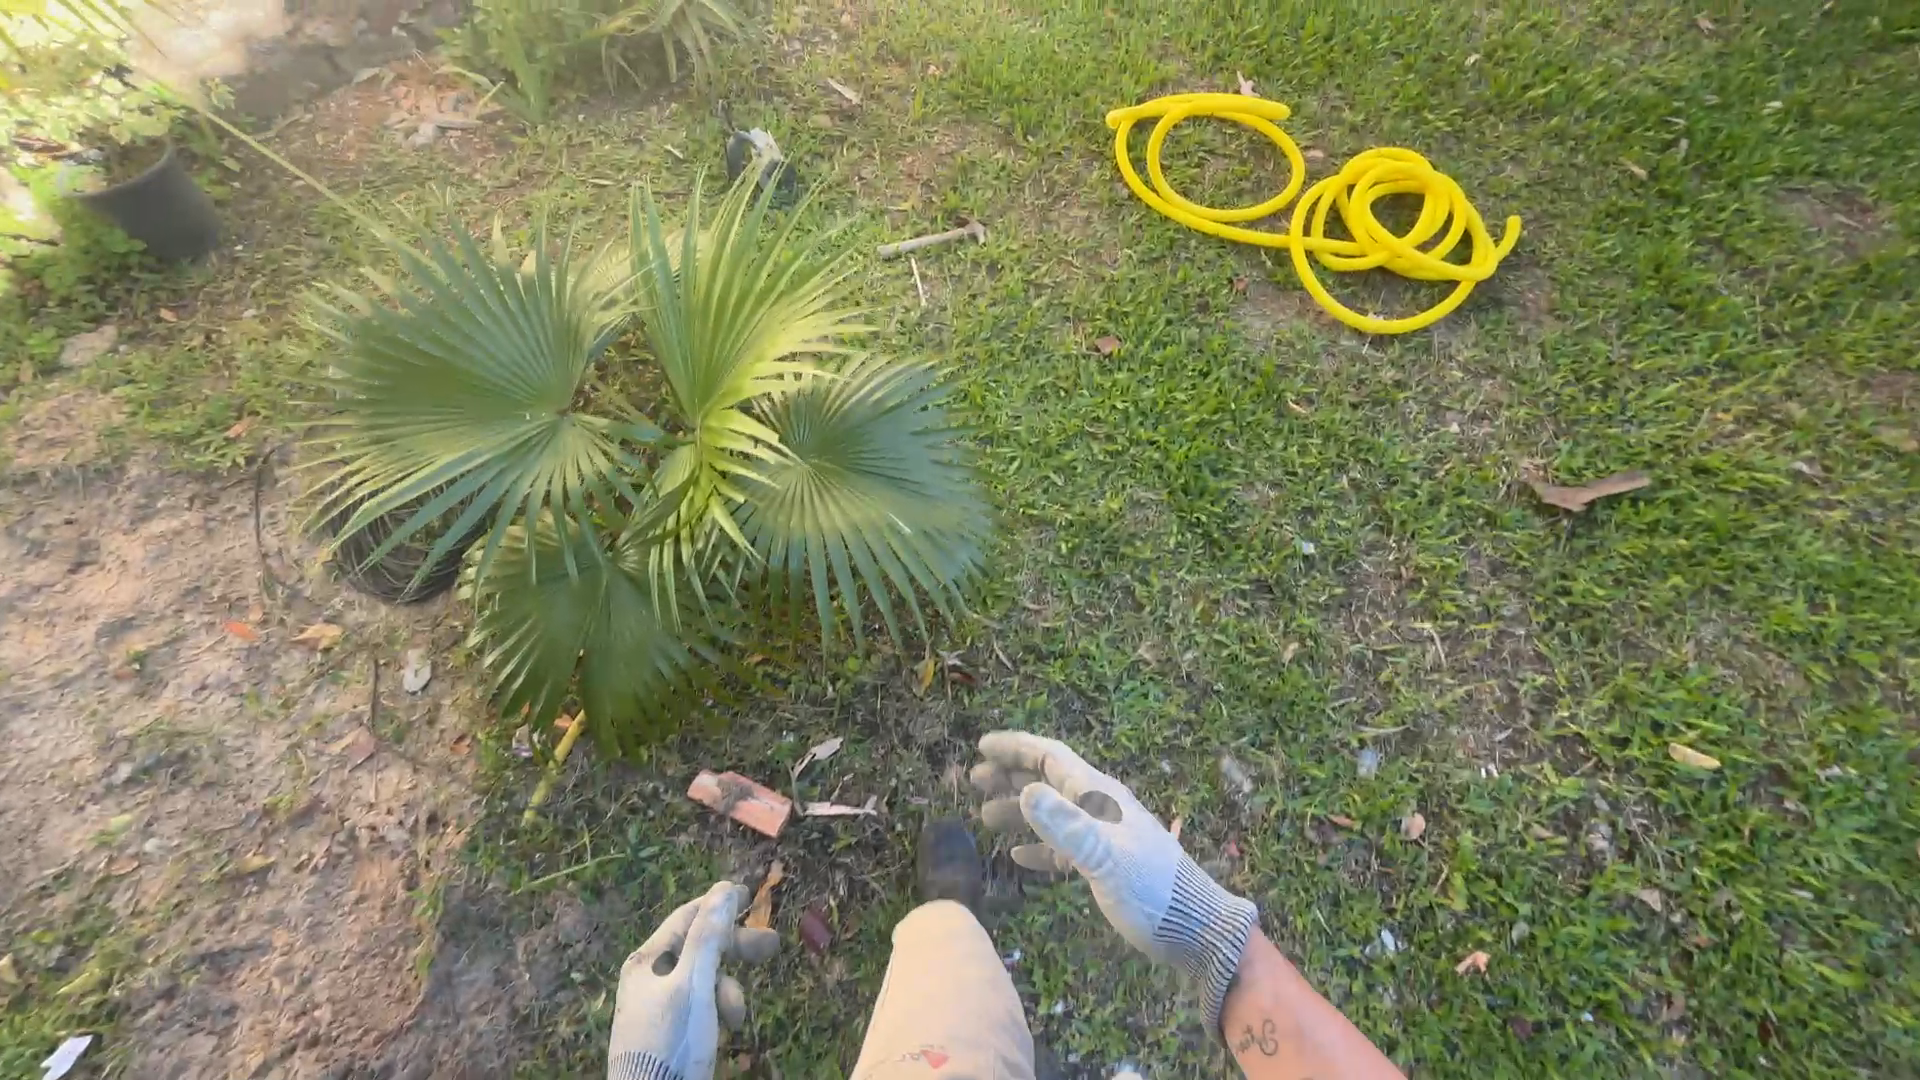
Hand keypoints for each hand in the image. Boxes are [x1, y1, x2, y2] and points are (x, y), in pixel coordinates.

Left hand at [608, 880, 779, 1079]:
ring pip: (705, 978)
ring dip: (728, 989)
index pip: (687, 916)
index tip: (751, 896)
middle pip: (700, 947)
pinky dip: (718, 1010)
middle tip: (772, 946)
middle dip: (736, 947)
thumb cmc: (672, 1039)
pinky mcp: (672, 1030)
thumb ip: (709, 936)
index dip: (719, 903)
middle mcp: (650, 977)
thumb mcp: (694, 983)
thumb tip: (723, 889)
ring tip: (737, 1014)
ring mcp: (660, 1005)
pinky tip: (727, 1028)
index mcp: (648, 960)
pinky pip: (701, 1005)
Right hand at [971, 731, 1257, 1035]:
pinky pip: (1063, 845)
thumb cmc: (1151, 890)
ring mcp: (1102, 835)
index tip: (982, 745)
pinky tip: (1018, 856)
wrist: (1196, 929)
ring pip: (1053, 811)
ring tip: (985, 815)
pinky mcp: (1105, 864)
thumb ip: (1066, 825)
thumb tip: (1026, 791)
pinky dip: (1039, 845)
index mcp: (1099, 794)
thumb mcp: (1104, 857)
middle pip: (1048, 779)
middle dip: (1011, 775)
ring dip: (1019, 810)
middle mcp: (1099, 806)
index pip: (1050, 756)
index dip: (1015, 747)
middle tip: (975, 780)